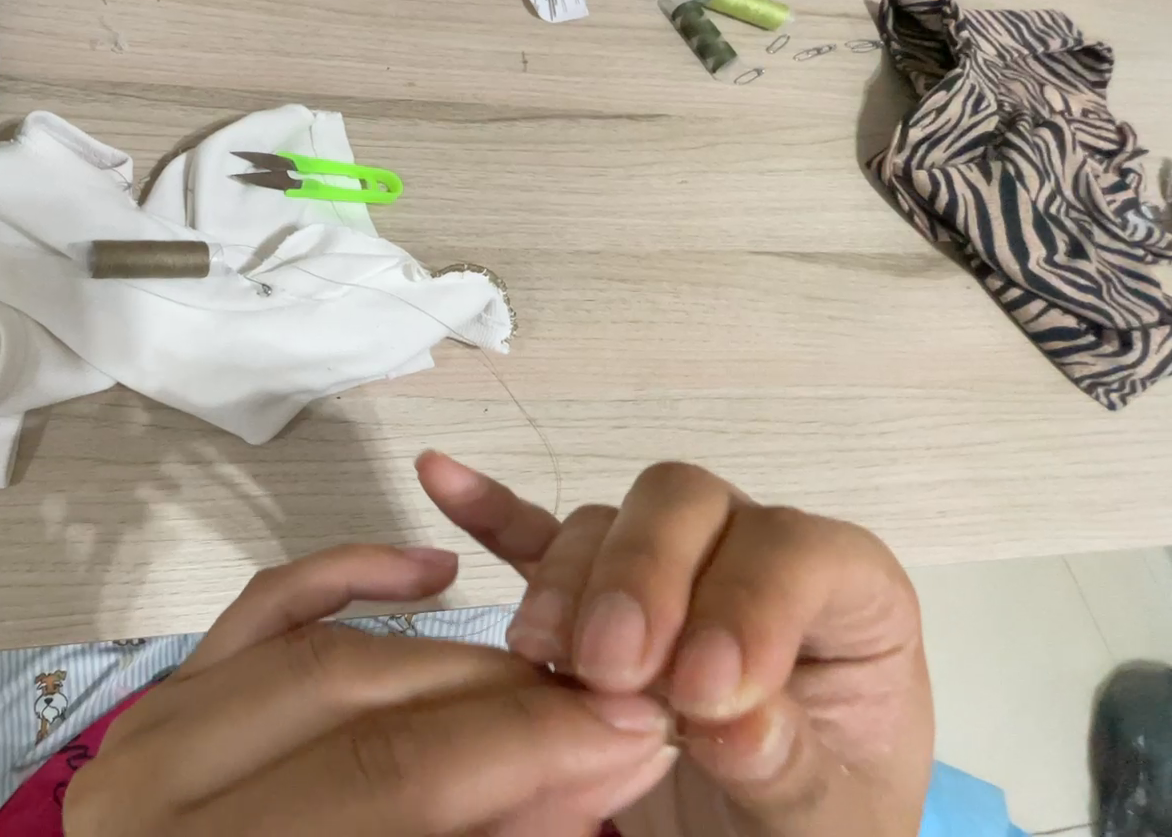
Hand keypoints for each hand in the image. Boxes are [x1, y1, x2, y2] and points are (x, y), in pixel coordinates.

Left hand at [64, 543, 679, 835]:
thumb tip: (591, 769)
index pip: (398, 777)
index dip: (523, 744)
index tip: (625, 723)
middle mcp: (164, 784)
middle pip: (358, 703)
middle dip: (495, 696)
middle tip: (592, 695)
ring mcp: (154, 720)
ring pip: (317, 649)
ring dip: (437, 649)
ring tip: (529, 667)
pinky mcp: (168, 687)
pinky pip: (262, 607)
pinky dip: (344, 574)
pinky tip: (427, 567)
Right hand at [417, 453, 933, 836]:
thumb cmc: (805, 823)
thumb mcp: (828, 824)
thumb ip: (791, 772)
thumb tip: (727, 719)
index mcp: (840, 598)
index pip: (798, 553)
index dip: (751, 603)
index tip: (704, 694)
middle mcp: (739, 552)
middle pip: (682, 504)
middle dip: (639, 576)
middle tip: (608, 669)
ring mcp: (650, 559)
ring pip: (598, 524)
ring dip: (564, 580)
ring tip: (541, 656)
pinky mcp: (579, 584)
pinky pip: (527, 534)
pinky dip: (485, 511)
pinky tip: (438, 477)